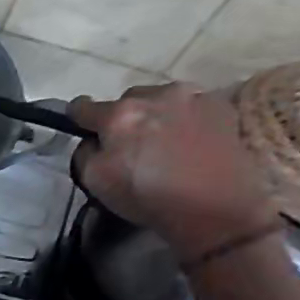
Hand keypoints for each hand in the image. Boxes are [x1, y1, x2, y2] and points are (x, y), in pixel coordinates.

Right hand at [70, 84, 276, 259]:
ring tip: (160, 143)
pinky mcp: (222, 106)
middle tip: (128, 145)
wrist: (214, 204)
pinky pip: (189, 106)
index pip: (84, 107)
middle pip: (127, 100)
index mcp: (119, 114)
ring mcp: (193, 97)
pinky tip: (186, 143)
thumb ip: (84, 153)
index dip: (78, 119)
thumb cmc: (145, 195)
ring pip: (160, 100)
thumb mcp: (93, 181)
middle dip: (123, 118)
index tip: (82, 131)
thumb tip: (92, 141)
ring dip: (154, 116)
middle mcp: (156, 95)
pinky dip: (182, 119)